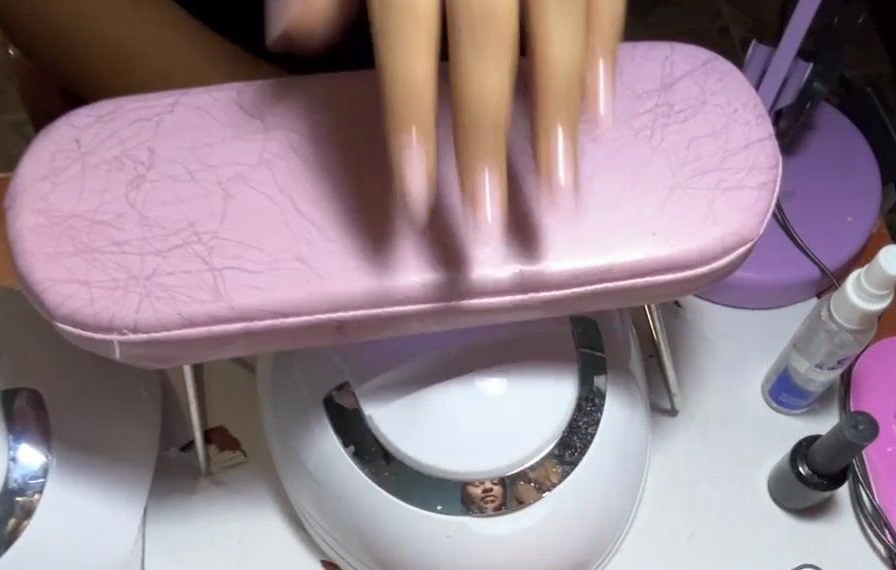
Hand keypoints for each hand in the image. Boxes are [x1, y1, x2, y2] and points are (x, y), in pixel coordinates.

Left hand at [267, 0, 626, 234]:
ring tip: (560, 182)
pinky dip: (607, 48)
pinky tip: (603, 107)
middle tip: (491, 219)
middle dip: (486, 136)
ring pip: (556, 24)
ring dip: (561, 110)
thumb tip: (288, 36)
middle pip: (484, 48)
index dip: (411, 124)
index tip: (418, 200)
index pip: (406, 46)